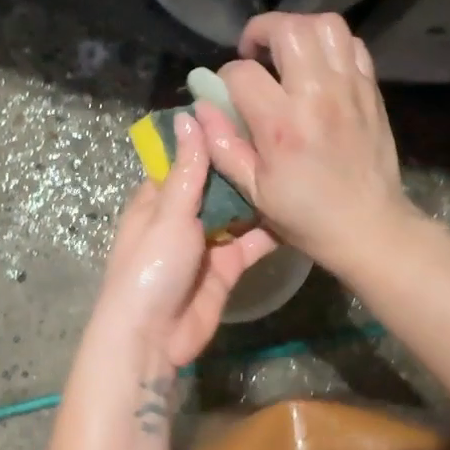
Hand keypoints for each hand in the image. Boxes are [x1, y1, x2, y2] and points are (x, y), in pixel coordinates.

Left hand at [93, 113, 276, 365]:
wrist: (153, 338)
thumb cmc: (151, 268)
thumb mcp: (168, 214)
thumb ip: (186, 170)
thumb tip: (188, 118)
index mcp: (157, 199)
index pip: (185, 160)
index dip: (210, 138)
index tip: (246, 111)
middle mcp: (181, 217)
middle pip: (216, 185)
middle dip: (242, 167)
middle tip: (285, 137)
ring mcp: (206, 244)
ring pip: (237, 213)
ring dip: (260, 197)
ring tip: (298, 167)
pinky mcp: (227, 269)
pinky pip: (251, 243)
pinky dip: (270, 231)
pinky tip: (299, 210)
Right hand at [193, 12, 417, 274]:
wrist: (369, 226)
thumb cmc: (305, 216)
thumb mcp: (253, 191)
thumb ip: (223, 146)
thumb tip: (200, 109)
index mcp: (282, 125)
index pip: (242, 73)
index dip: (224, 78)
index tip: (226, 95)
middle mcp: (317, 96)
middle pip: (289, 30)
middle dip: (261, 31)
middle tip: (252, 52)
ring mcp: (349, 89)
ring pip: (326, 26)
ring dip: (299, 29)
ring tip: (286, 51)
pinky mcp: (371, 91)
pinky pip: (352, 45)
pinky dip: (330, 45)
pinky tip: (317, 65)